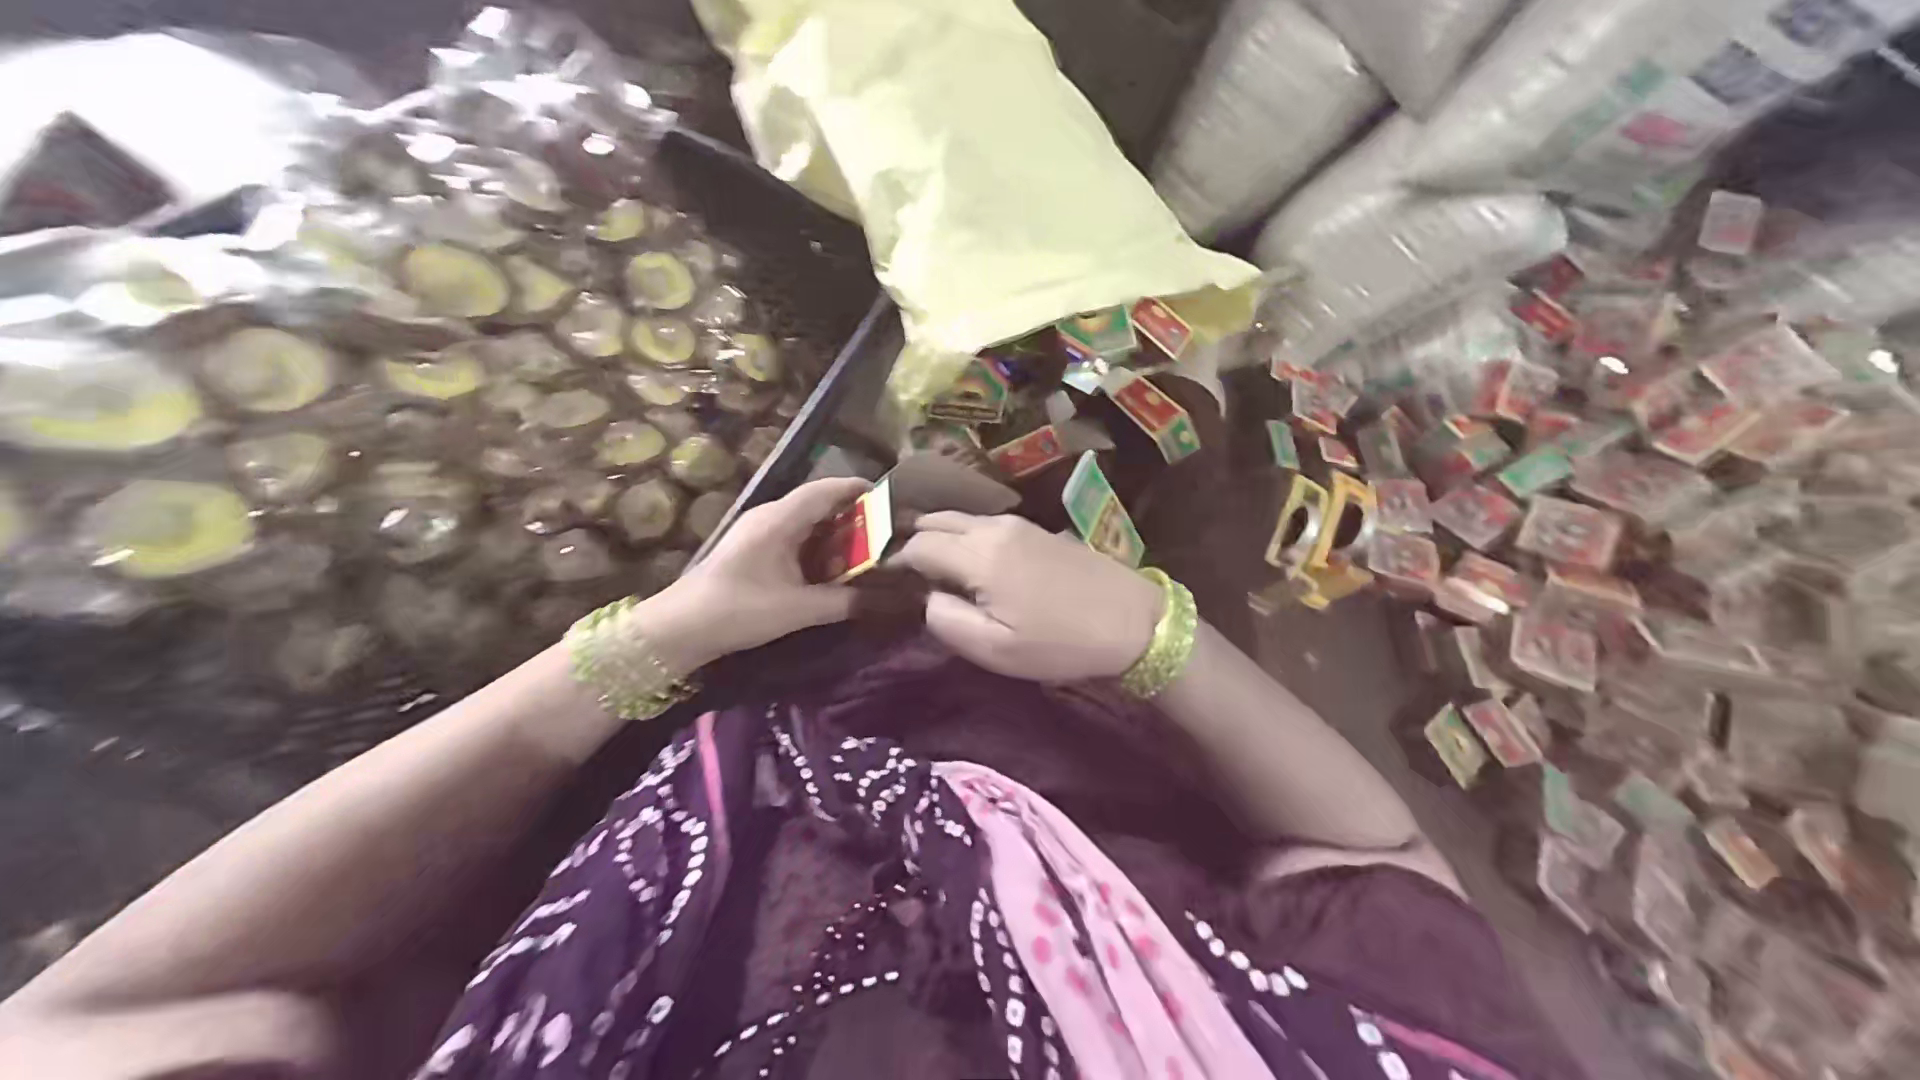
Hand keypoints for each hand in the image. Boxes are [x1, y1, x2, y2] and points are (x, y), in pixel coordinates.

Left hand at [640, 477, 869, 673]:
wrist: (679, 627)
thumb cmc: (738, 609)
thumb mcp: (797, 609)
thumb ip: (844, 602)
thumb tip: (884, 599)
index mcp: (780, 519)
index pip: (826, 490)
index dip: (858, 490)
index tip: (890, 499)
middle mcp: (770, 516)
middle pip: (819, 503)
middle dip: (854, 514)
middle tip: (887, 531)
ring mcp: (759, 530)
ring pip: (807, 520)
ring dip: (836, 532)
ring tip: (868, 549)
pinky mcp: (753, 547)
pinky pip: (795, 535)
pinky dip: (819, 545)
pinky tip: (833, 567)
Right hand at [889, 512, 1162, 681]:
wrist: (1135, 622)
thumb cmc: (1060, 642)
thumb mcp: (993, 648)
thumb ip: (945, 619)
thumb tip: (928, 596)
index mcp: (977, 554)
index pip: (917, 545)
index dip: (894, 560)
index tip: (881, 578)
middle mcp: (993, 527)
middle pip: (936, 521)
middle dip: (912, 538)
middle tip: (899, 567)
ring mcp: (1019, 524)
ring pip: (961, 518)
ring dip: (939, 534)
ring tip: (930, 562)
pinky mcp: (1039, 529)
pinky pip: (986, 524)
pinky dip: (965, 535)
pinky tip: (970, 558)